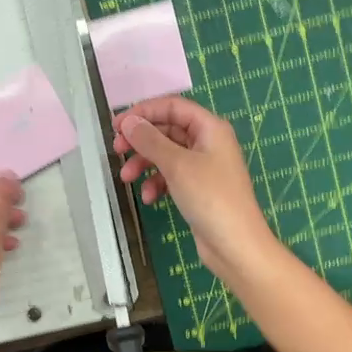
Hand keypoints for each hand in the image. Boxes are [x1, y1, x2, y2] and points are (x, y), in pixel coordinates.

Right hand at [113, 97, 274, 282]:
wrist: (235, 244)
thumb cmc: (210, 198)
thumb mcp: (177, 165)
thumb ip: (150, 140)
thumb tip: (129, 122)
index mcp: (209, 128)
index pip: (172, 107)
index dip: (143, 112)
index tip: (117, 125)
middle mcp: (208, 142)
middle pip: (167, 130)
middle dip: (141, 141)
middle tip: (116, 150)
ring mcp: (204, 167)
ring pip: (166, 155)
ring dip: (144, 164)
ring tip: (126, 178)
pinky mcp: (198, 189)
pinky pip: (171, 177)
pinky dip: (157, 183)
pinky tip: (150, 199)